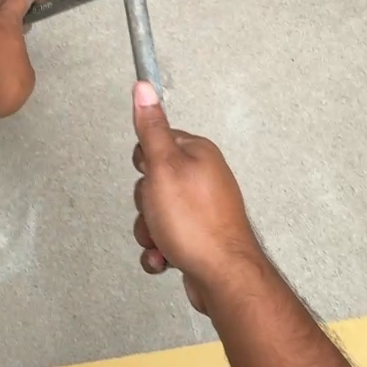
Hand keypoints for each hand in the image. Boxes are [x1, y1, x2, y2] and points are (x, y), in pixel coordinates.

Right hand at [130, 81, 265, 313]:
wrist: (223, 278)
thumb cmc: (194, 223)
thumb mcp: (163, 167)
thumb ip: (151, 128)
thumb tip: (143, 88)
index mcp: (198, 153)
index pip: (156, 142)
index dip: (145, 163)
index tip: (150, 176)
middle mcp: (204, 177)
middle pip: (152, 180)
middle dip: (145, 203)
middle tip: (157, 211)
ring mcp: (203, 209)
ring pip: (155, 212)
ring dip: (149, 230)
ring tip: (162, 241)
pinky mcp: (200, 236)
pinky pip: (166, 237)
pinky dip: (160, 250)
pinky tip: (165, 258)